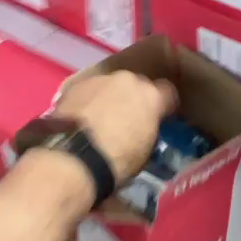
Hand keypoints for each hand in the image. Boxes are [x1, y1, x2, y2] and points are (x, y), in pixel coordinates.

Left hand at [53, 71, 177, 181]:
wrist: (74, 157)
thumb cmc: (116, 161)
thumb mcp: (144, 152)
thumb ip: (148, 131)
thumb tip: (143, 130)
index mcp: (151, 96)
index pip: (167, 93)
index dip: (162, 106)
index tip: (158, 117)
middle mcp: (127, 80)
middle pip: (135, 85)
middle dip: (133, 98)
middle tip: (125, 119)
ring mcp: (99, 79)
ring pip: (109, 85)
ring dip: (107, 98)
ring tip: (98, 118)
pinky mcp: (74, 84)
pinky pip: (87, 90)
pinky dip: (86, 101)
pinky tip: (79, 117)